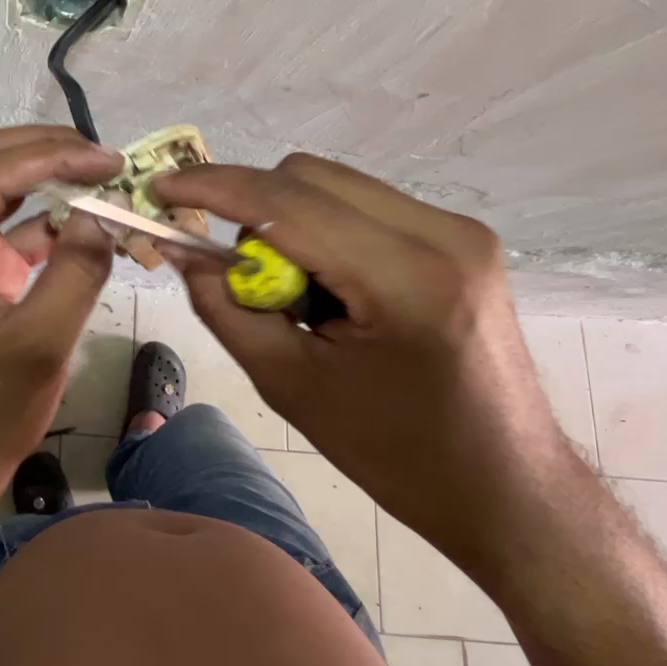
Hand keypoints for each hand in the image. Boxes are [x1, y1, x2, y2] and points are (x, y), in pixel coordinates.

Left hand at [0, 127, 124, 523]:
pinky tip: (84, 217)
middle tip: (104, 157)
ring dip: (42, 175)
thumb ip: (76, 271)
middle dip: (43, 150)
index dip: (51, 158)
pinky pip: (0, 224)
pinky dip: (42, 215)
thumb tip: (104, 213)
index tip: (109, 160)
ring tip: (99, 174)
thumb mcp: (41, 345)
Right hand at [153, 155, 576, 569]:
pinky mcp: (464, 238)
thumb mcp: (290, 385)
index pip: (287, 202)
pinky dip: (324, 230)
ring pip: (335, 185)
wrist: (507, 489)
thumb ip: (225, 308)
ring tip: (293, 295)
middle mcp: (442, 233)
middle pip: (309, 176)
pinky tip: (331, 290)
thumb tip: (182, 251)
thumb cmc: (395, 454)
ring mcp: (461, 230)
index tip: (160, 189)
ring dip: (288, 221)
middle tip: (235, 274)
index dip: (213, 187)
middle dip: (251, 209)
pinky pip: (364, 205)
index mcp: (405, 279)